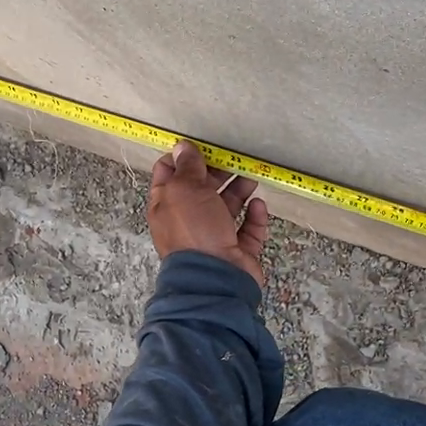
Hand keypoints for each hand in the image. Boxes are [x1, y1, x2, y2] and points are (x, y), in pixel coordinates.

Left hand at [148, 140, 270, 286]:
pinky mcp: (238, 251)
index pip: (168, 175)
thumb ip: (187, 167)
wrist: (215, 279)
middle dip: (217, 173)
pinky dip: (254, 216)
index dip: (182, 159)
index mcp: (166, 207)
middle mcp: (188, 221)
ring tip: (251, 177)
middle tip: (233, 159)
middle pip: (202, 190)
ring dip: (239, 190)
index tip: (201, 146)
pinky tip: (258, 204)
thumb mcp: (184, 190)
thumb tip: (183, 147)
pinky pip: (248, 229)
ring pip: (227, 207)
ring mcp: (214, 238)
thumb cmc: (194, 230)